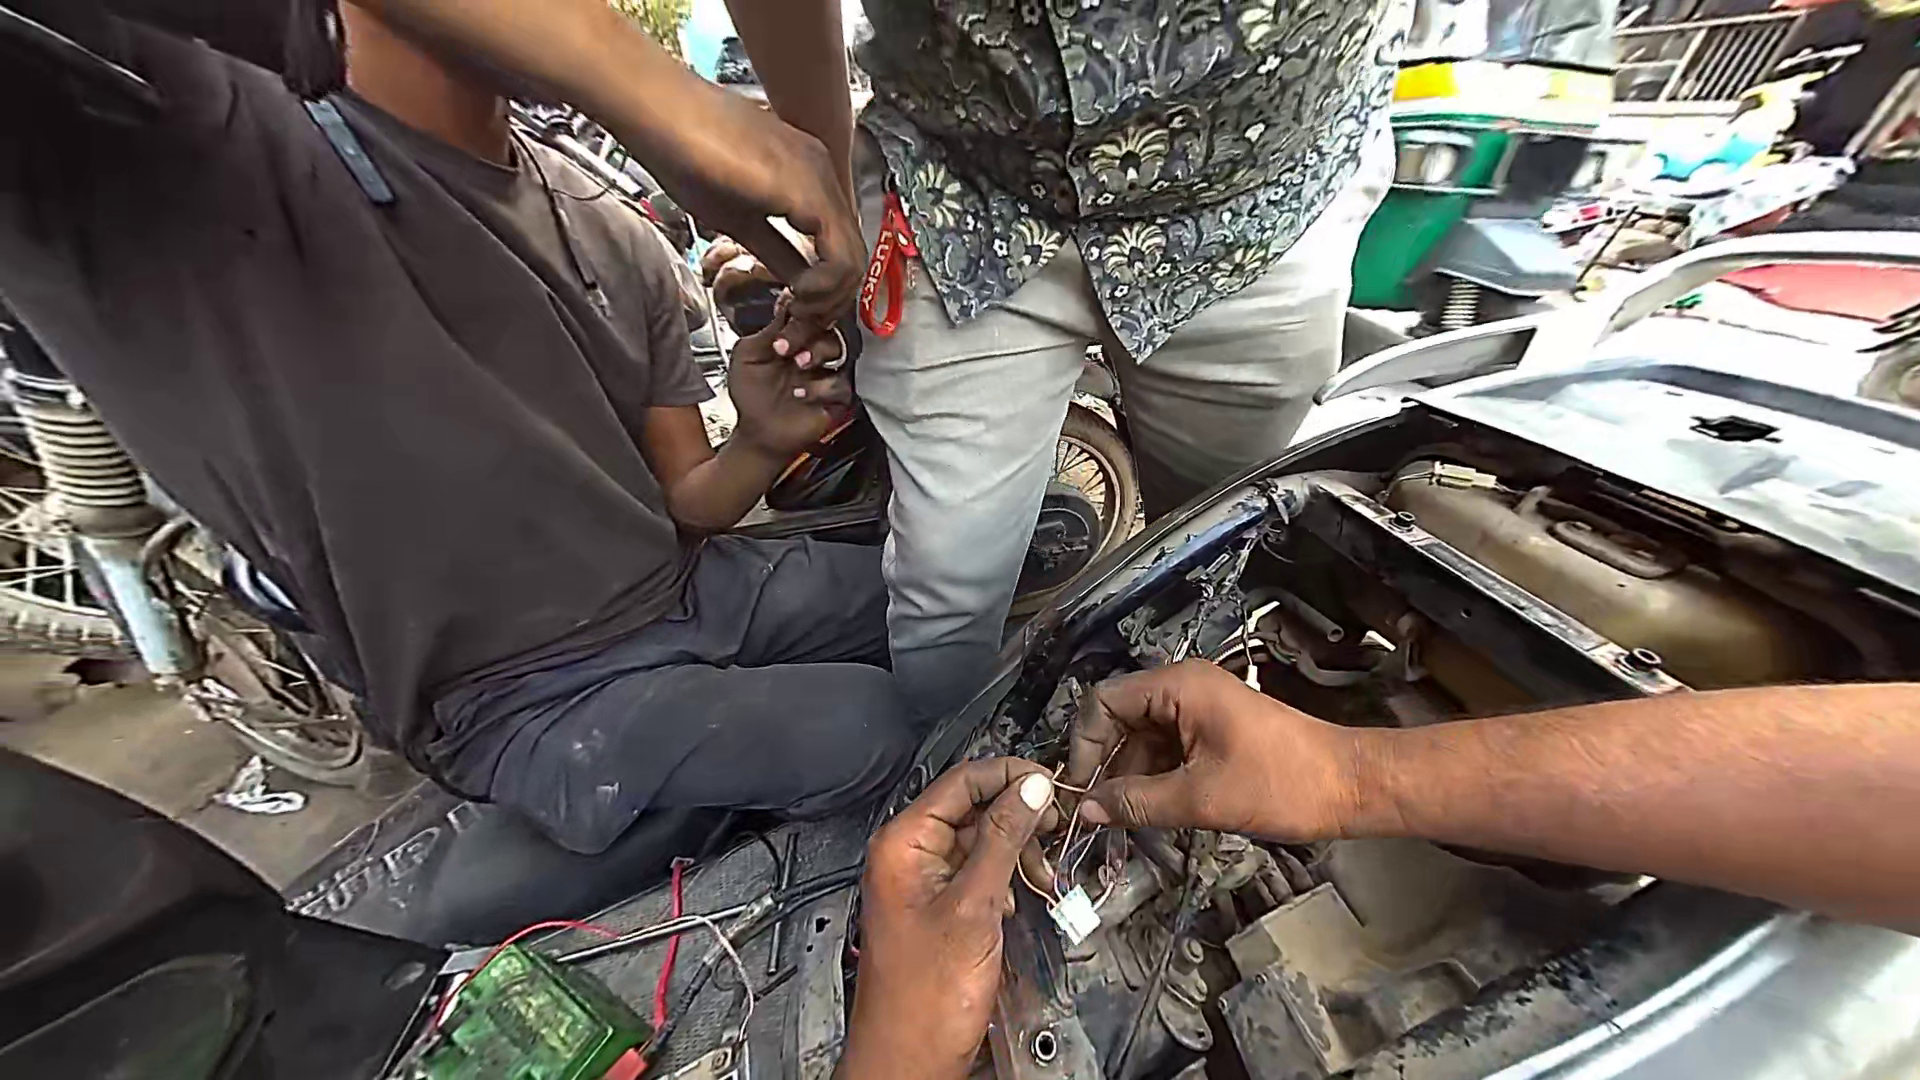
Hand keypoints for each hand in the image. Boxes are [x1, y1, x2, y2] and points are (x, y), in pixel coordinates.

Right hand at [640, 90, 861, 363]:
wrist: (654, 109)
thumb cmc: (683, 155)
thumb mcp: (742, 222)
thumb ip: (778, 253)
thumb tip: (800, 284)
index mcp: (811, 181)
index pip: (841, 250)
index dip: (825, 293)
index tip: (797, 313)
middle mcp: (824, 177)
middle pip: (854, 260)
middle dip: (831, 303)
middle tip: (799, 321)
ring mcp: (820, 180)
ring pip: (854, 262)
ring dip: (827, 300)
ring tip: (796, 310)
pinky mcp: (809, 191)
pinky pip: (839, 257)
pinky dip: (822, 287)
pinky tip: (796, 294)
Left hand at [726, 307, 849, 457]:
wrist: (759, 432)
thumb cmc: (752, 395)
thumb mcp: (748, 356)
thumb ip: (767, 331)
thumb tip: (785, 303)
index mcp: (796, 340)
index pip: (809, 317)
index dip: (799, 320)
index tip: (781, 331)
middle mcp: (815, 353)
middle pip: (830, 329)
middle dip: (810, 336)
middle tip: (787, 350)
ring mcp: (829, 374)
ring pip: (842, 352)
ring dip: (819, 355)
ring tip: (798, 367)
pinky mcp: (838, 398)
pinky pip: (843, 384)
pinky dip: (822, 388)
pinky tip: (801, 394)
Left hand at [839, 759, 1057, 1079]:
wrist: (908, 1066)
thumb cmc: (924, 999)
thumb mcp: (974, 906)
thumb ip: (1003, 838)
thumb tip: (1030, 787)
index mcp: (905, 840)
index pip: (962, 780)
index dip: (1007, 775)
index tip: (1047, 782)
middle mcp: (911, 849)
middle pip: (972, 805)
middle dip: (1017, 813)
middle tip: (1054, 821)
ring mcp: (925, 874)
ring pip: (980, 835)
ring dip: (1016, 846)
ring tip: (1042, 868)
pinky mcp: (940, 898)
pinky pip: (978, 865)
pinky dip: (1006, 871)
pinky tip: (1021, 889)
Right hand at [1067, 660, 1366, 841]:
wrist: (1353, 786)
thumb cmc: (1281, 784)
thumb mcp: (1202, 798)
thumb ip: (1137, 803)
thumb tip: (1086, 810)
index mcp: (1176, 686)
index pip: (1104, 701)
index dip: (1085, 742)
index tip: (1081, 786)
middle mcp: (1180, 686)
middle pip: (1119, 716)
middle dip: (1106, 761)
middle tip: (1097, 806)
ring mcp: (1194, 705)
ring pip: (1140, 734)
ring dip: (1129, 772)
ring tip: (1122, 814)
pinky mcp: (1207, 725)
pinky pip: (1164, 744)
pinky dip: (1153, 773)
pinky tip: (1149, 805)